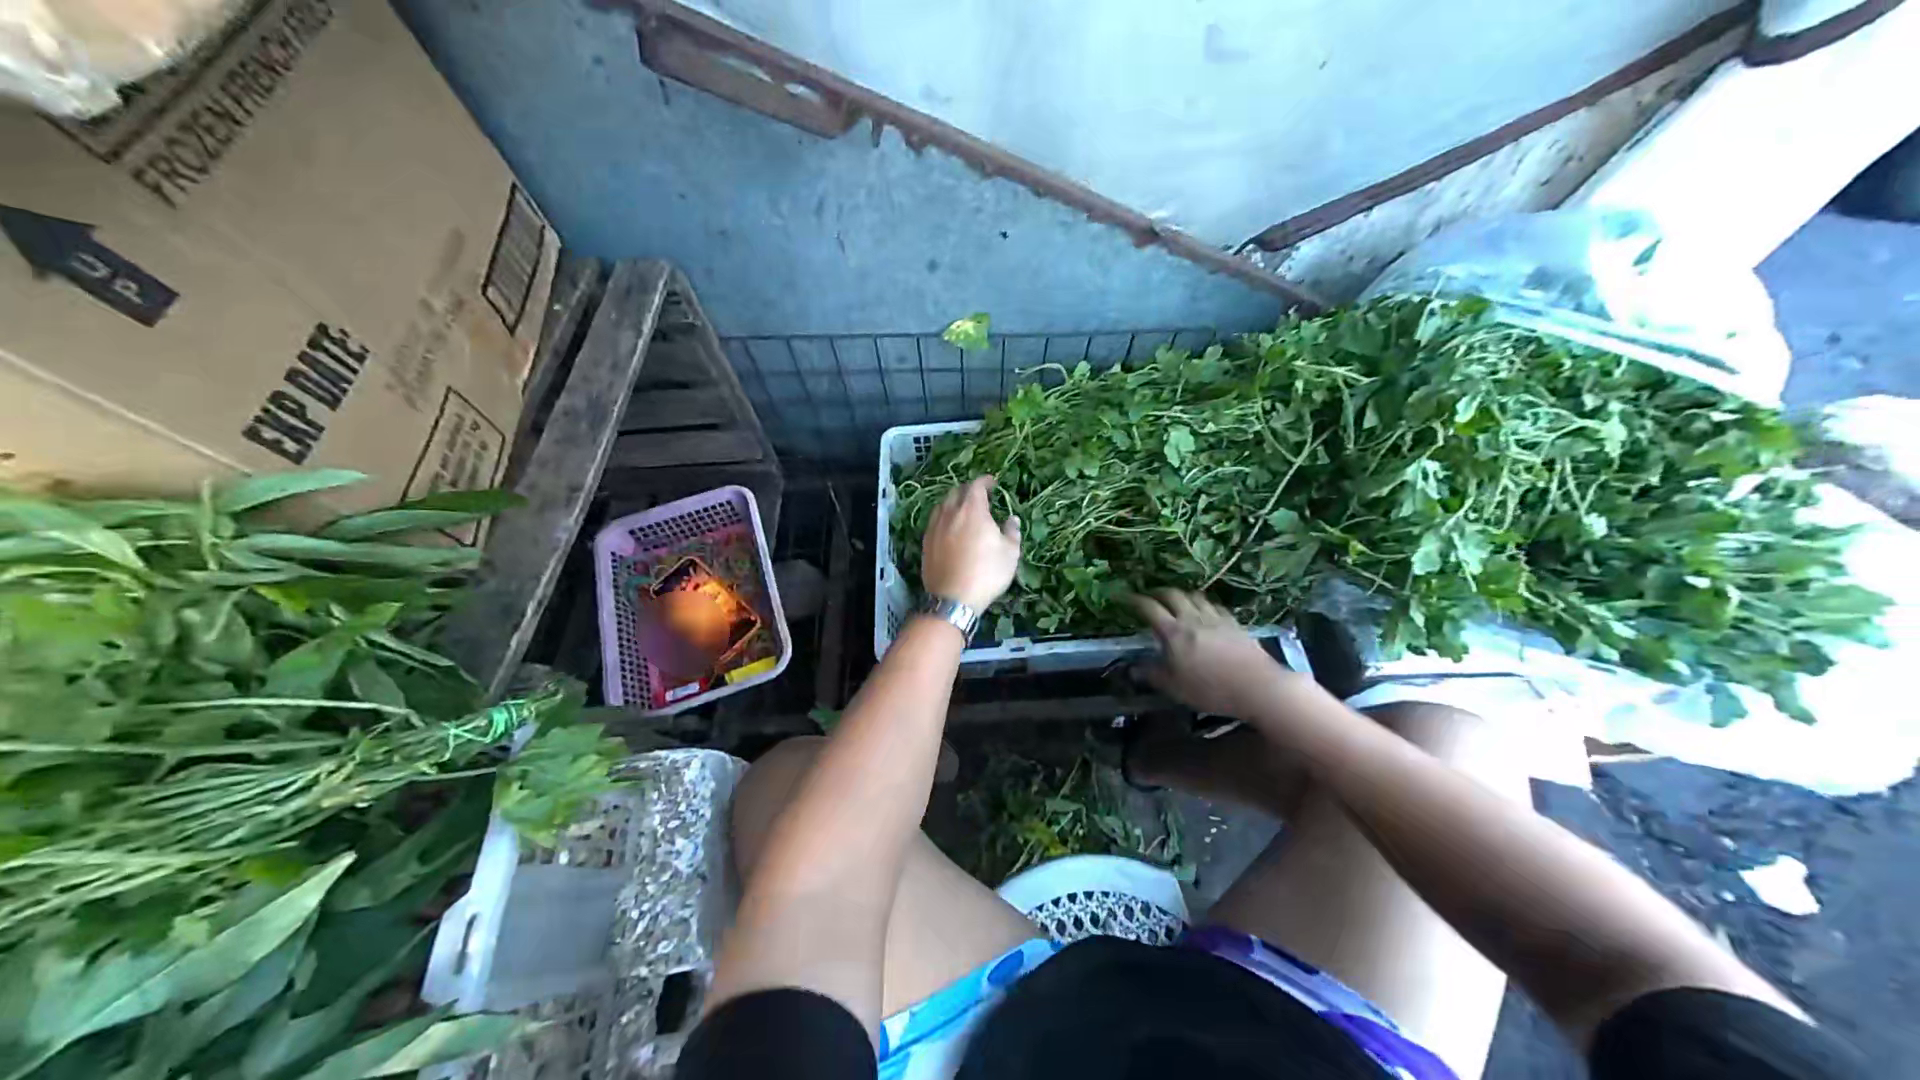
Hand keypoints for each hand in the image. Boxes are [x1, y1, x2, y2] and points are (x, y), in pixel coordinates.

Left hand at [920, 476, 1021, 610]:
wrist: (953, 598)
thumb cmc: (986, 573)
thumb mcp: (1010, 553)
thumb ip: (1012, 532)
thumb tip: (1012, 519)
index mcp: (972, 510)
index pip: (976, 485)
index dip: (985, 481)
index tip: (993, 482)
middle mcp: (950, 513)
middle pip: (956, 492)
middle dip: (968, 490)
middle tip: (979, 496)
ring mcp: (934, 528)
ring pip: (942, 506)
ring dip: (953, 502)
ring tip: (963, 510)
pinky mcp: (925, 542)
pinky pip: (934, 521)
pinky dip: (943, 518)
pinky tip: (949, 528)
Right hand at [1129, 590, 1298, 717]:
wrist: (1256, 687)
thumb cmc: (1210, 690)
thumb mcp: (1174, 687)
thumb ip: (1152, 674)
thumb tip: (1132, 668)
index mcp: (1173, 632)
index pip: (1149, 608)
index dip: (1135, 600)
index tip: (1125, 598)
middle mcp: (1192, 619)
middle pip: (1173, 595)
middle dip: (1159, 592)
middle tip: (1151, 596)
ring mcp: (1215, 618)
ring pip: (1196, 596)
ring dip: (1183, 595)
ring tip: (1178, 601)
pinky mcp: (1234, 623)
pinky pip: (1216, 606)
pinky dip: (1205, 605)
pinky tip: (1206, 612)